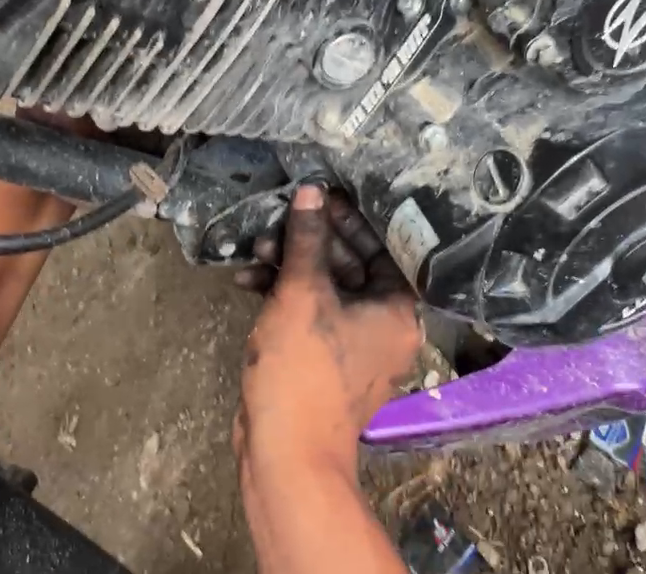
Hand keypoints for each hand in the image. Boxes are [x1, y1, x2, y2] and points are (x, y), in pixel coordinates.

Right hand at [233, 185, 421, 473]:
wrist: (285, 454)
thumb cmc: (304, 368)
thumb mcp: (302, 293)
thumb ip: (307, 238)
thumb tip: (310, 191)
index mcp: (398, 310)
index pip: (383, 246)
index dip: (350, 217)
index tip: (319, 194)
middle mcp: (383, 325)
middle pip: (351, 264)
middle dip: (309, 241)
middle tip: (278, 218)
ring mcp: (352, 344)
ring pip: (325, 288)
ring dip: (290, 265)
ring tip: (256, 249)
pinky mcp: (323, 358)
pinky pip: (310, 313)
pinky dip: (283, 295)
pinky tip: (248, 281)